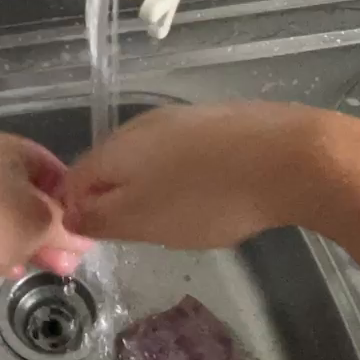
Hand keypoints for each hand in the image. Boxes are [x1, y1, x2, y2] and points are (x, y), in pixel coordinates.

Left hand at [0, 131, 91, 287]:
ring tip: (53, 269)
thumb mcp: (43, 223)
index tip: (83, 221)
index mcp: (0, 146)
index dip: (69, 193)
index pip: (47, 162)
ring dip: (31, 241)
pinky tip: (12, 270)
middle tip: (73, 255)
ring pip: (4, 214)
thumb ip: (67, 227)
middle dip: (52, 226)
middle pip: (25, 192)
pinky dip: (0, 247)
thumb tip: (83, 239)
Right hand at [64, 102, 326, 248]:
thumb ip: (99, 219)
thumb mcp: (142, 221)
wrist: (291, 157)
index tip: (101, 240)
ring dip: (154, 188)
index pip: (73, 179)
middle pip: (112, 166)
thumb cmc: (206, 197)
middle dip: (117, 200)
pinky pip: (186, 153)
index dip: (78, 212)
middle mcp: (141, 124)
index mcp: (115, 147)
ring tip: (181, 218)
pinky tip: (213, 194)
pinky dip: (189, 177)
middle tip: (143, 233)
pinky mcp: (220, 121)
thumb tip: (68, 214)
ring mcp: (183, 118)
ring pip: (150, 159)